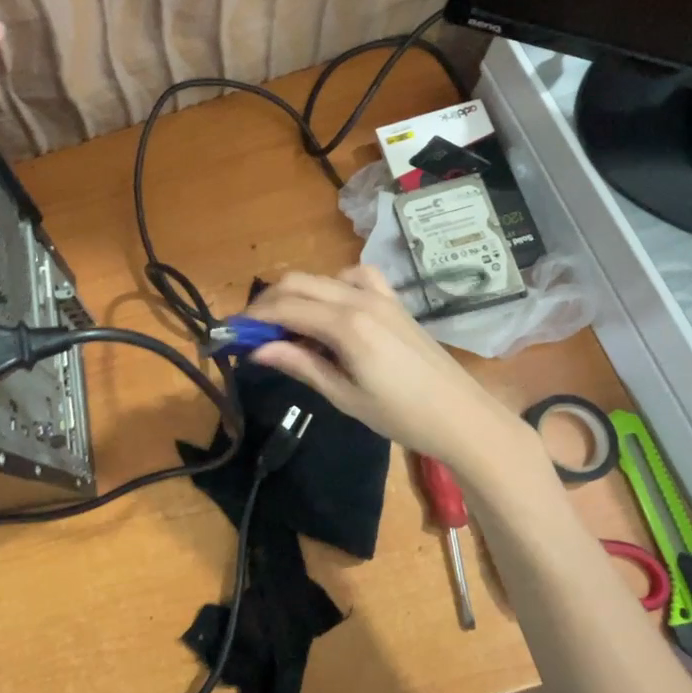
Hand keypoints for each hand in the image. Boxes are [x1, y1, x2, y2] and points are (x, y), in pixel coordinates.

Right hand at [247, 267, 531, 469]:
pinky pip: (353, 276)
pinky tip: (330, 310)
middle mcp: (359, 298)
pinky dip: (330, 285)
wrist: (462, 416)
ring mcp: (379, 295)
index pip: (284, 307)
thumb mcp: (344, 396)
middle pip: (297, 282)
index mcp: (346, 326)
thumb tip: (256, 349)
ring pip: (320, 277)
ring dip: (295, 294)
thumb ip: (300, 364)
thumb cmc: (402, 416)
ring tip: (285, 327)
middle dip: (267, 302)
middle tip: (250, 332)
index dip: (252, 317)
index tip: (230, 333)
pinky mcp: (392, 299)